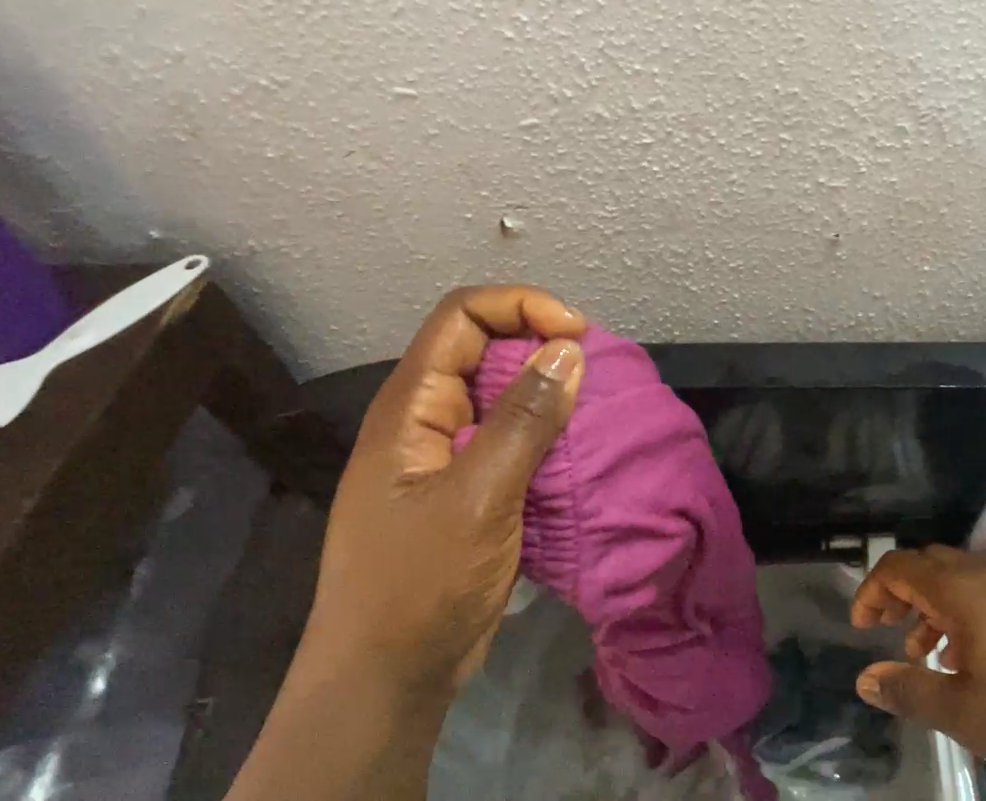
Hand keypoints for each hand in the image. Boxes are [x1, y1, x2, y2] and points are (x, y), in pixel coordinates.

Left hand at [306, 285, 587, 693]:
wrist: (388, 678)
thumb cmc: (419, 584)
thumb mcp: (478, 498)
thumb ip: (523, 420)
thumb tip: (568, 349)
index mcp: (411, 407)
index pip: (462, 317)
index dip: (521, 306)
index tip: (578, 334)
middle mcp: (426, 419)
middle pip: (484, 348)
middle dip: (543, 345)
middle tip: (596, 372)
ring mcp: (445, 455)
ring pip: (502, 394)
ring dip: (550, 392)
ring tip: (598, 407)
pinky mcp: (468, 488)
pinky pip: (512, 438)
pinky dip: (549, 432)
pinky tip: (581, 449)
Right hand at [850, 547, 985, 800]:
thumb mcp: (962, 712)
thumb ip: (908, 690)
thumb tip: (865, 677)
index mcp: (963, 589)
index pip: (900, 565)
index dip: (871, 589)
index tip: (859, 628)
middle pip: (930, 563)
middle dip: (900, 592)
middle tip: (886, 632)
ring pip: (962, 578)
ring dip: (933, 606)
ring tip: (927, 655)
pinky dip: (966, 613)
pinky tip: (974, 659)